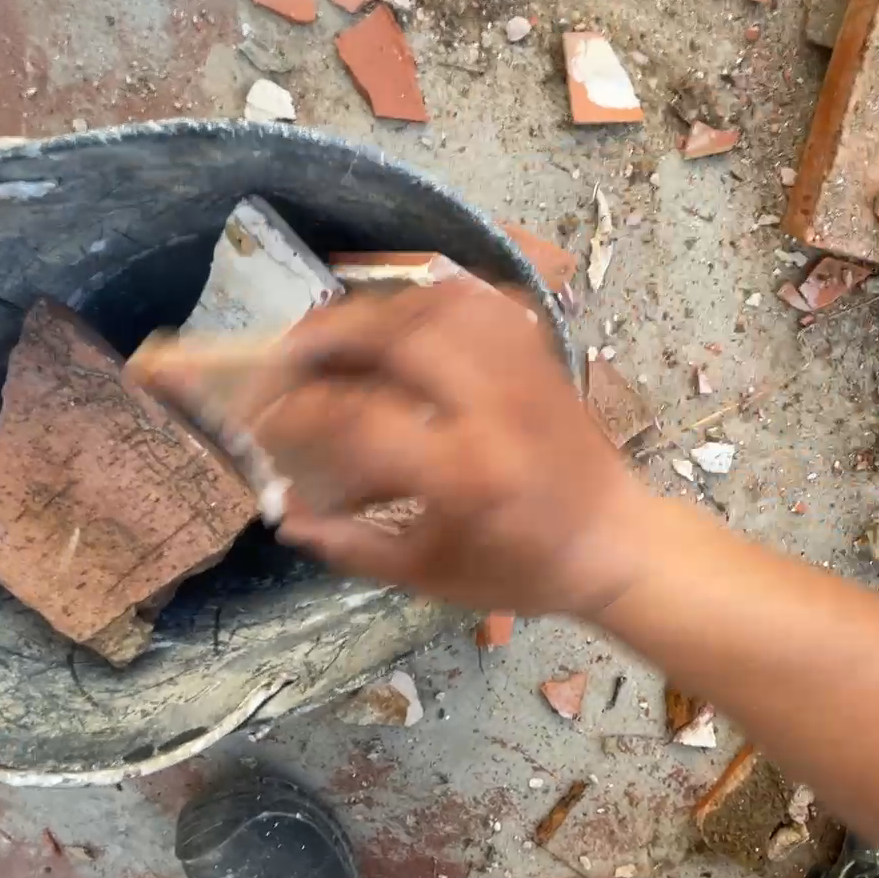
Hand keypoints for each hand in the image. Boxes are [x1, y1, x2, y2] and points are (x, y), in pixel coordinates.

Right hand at [138, 277, 661, 614]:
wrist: (616, 542)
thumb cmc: (527, 570)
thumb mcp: (433, 576)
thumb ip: (353, 545)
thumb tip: (284, 514)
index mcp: (466, 472)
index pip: (357, 417)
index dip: (295, 411)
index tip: (262, 418)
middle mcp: (495, 408)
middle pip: (392, 335)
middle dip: (320, 338)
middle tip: (283, 360)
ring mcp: (524, 373)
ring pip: (436, 303)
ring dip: (373, 312)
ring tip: (337, 341)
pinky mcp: (541, 358)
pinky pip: (480, 303)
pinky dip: (431, 301)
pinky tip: (407, 326)